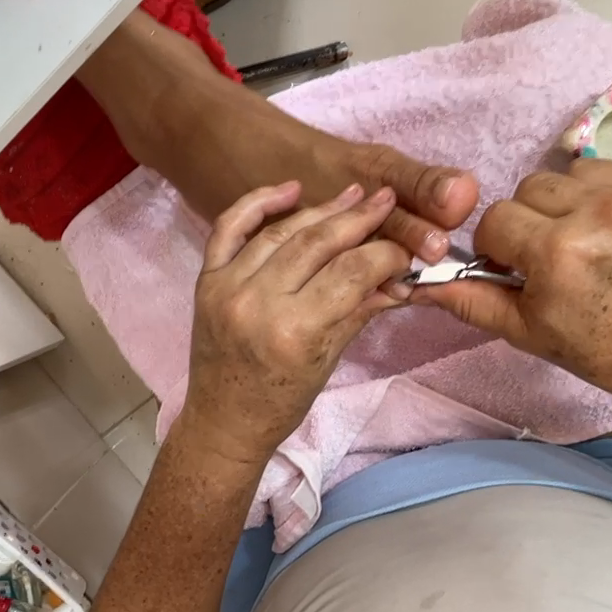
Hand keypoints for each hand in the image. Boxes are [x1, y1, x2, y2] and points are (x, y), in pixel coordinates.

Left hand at [178, 181, 412, 466]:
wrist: (223, 422)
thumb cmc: (280, 402)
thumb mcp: (327, 361)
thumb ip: (360, 312)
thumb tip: (403, 279)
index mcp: (293, 332)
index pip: (350, 273)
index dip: (384, 254)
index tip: (406, 246)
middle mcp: (257, 303)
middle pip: (317, 243)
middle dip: (358, 219)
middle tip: (387, 201)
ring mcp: (226, 288)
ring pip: (280, 231)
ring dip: (319, 209)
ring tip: (353, 195)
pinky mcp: (205, 281)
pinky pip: (228, 228)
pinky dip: (257, 204)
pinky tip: (290, 189)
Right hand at [414, 160, 611, 412]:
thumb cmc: (601, 349)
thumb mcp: (526, 332)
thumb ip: (471, 300)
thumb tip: (422, 284)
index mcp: (557, 250)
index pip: (496, 217)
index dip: (499, 246)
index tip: (517, 267)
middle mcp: (601, 210)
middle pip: (533, 186)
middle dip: (534, 219)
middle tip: (556, 255)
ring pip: (579, 172)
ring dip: (576, 202)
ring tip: (595, 240)